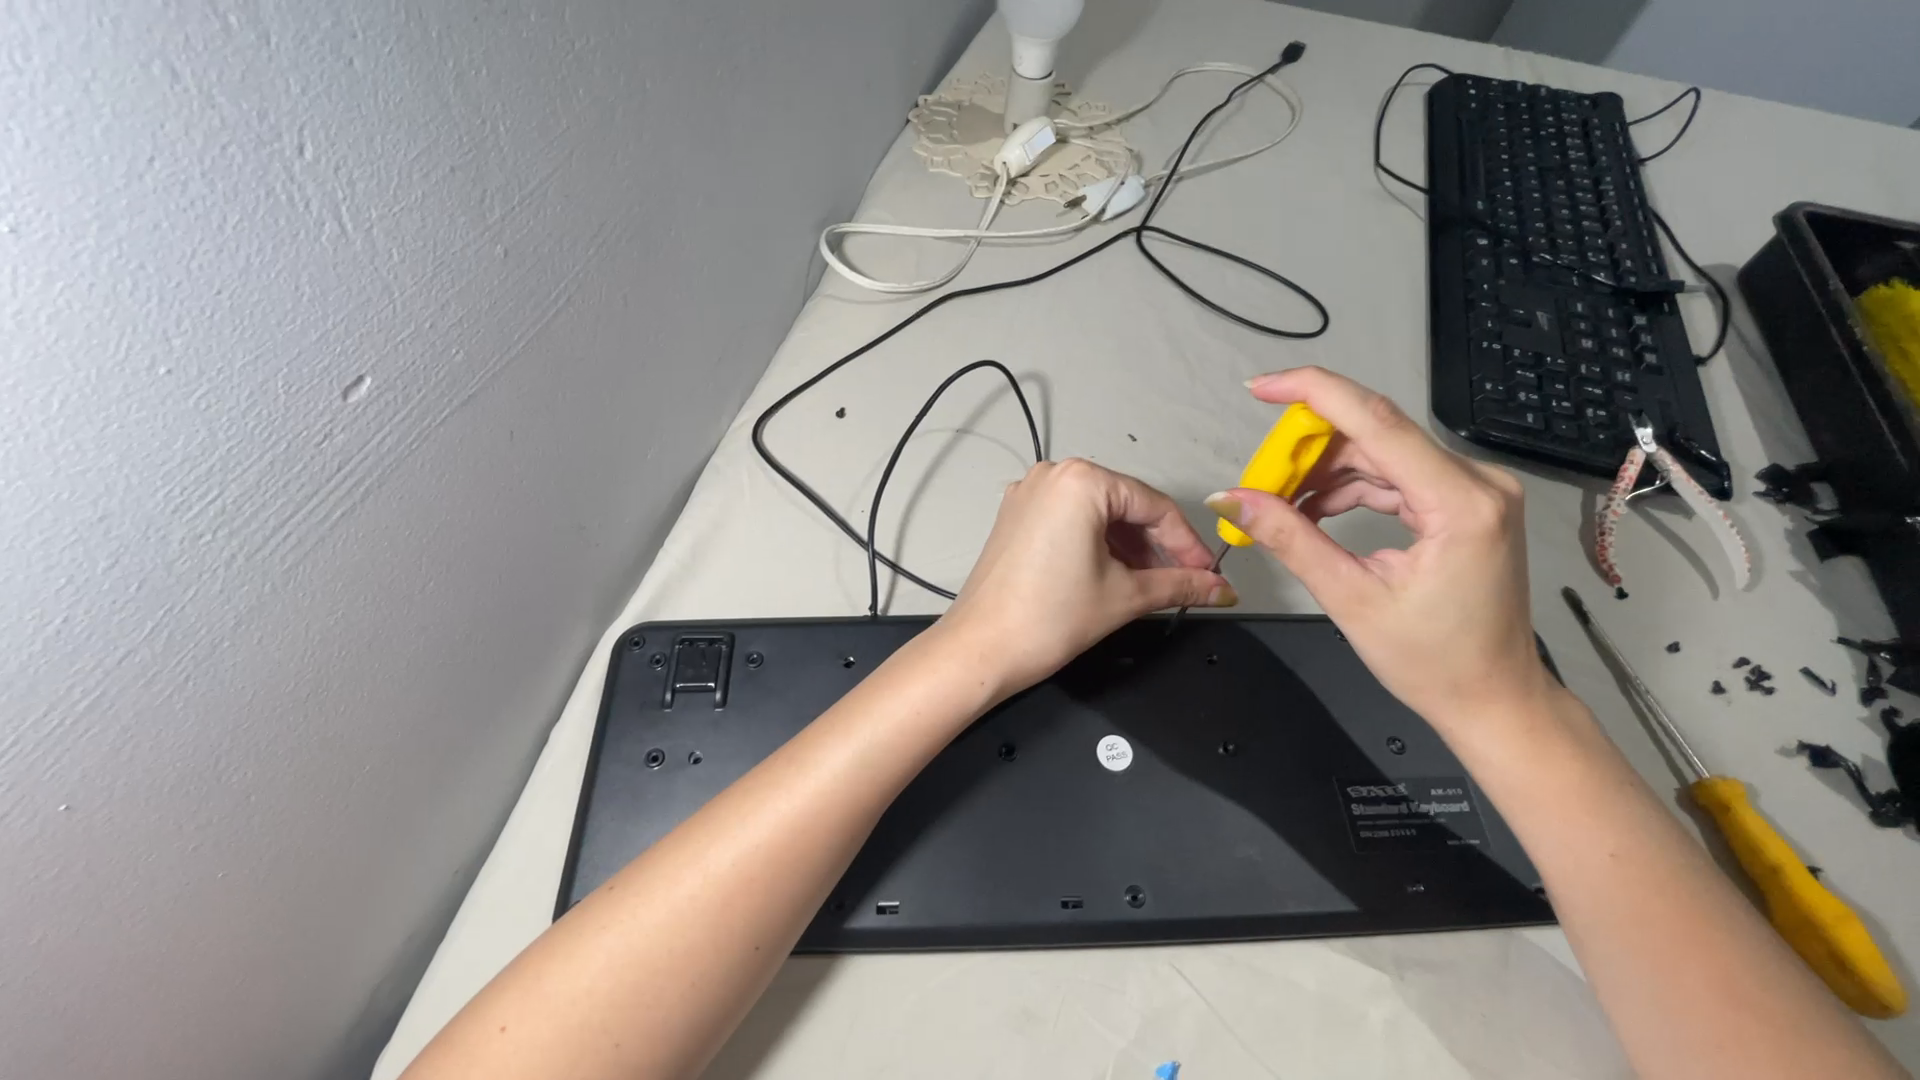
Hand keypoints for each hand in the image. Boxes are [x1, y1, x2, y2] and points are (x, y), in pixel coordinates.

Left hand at [937, 459, 1234, 697]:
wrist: (981, 650)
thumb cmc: (1047, 619)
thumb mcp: (1126, 596)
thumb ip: (1179, 585)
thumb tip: (1220, 588)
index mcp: (1081, 482)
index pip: (1154, 506)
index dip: (1188, 544)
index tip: (1209, 573)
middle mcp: (1052, 476)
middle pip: (1126, 506)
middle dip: (1159, 546)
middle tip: (1187, 581)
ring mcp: (1028, 495)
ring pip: (1098, 514)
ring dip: (1130, 546)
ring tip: (1154, 584)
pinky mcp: (1016, 517)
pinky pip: (1071, 521)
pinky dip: (1098, 544)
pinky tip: (1118, 573)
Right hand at [1206, 367, 1553, 733]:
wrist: (1494, 699)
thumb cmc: (1432, 662)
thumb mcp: (1349, 597)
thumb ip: (1289, 538)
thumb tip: (1231, 499)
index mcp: (1460, 502)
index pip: (1377, 421)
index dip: (1313, 393)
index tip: (1261, 388)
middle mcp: (1477, 483)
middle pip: (1375, 436)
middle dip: (1308, 450)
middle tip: (1259, 478)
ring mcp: (1475, 491)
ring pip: (1381, 455)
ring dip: (1325, 474)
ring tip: (1281, 506)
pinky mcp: (1465, 504)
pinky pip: (1396, 477)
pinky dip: (1351, 490)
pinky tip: (1315, 512)